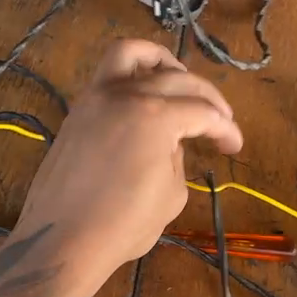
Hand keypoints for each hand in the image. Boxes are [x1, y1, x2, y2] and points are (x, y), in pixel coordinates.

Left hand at [9, 39, 242, 294]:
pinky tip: (144, 94)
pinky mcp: (78, 111)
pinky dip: (131, 74)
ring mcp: (96, 98)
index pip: (203, 112)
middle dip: (207, 97)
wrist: (62, 241)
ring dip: (162, 61)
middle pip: (177, 79)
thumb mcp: (171, 195)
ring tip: (179, 78)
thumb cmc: (122, 226)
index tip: (234, 146)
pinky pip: (107, 75)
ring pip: (132, 54)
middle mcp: (126, 95)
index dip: (225, 129)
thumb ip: (177, 159)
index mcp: (156, 116)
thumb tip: (169, 144)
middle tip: (220, 120)